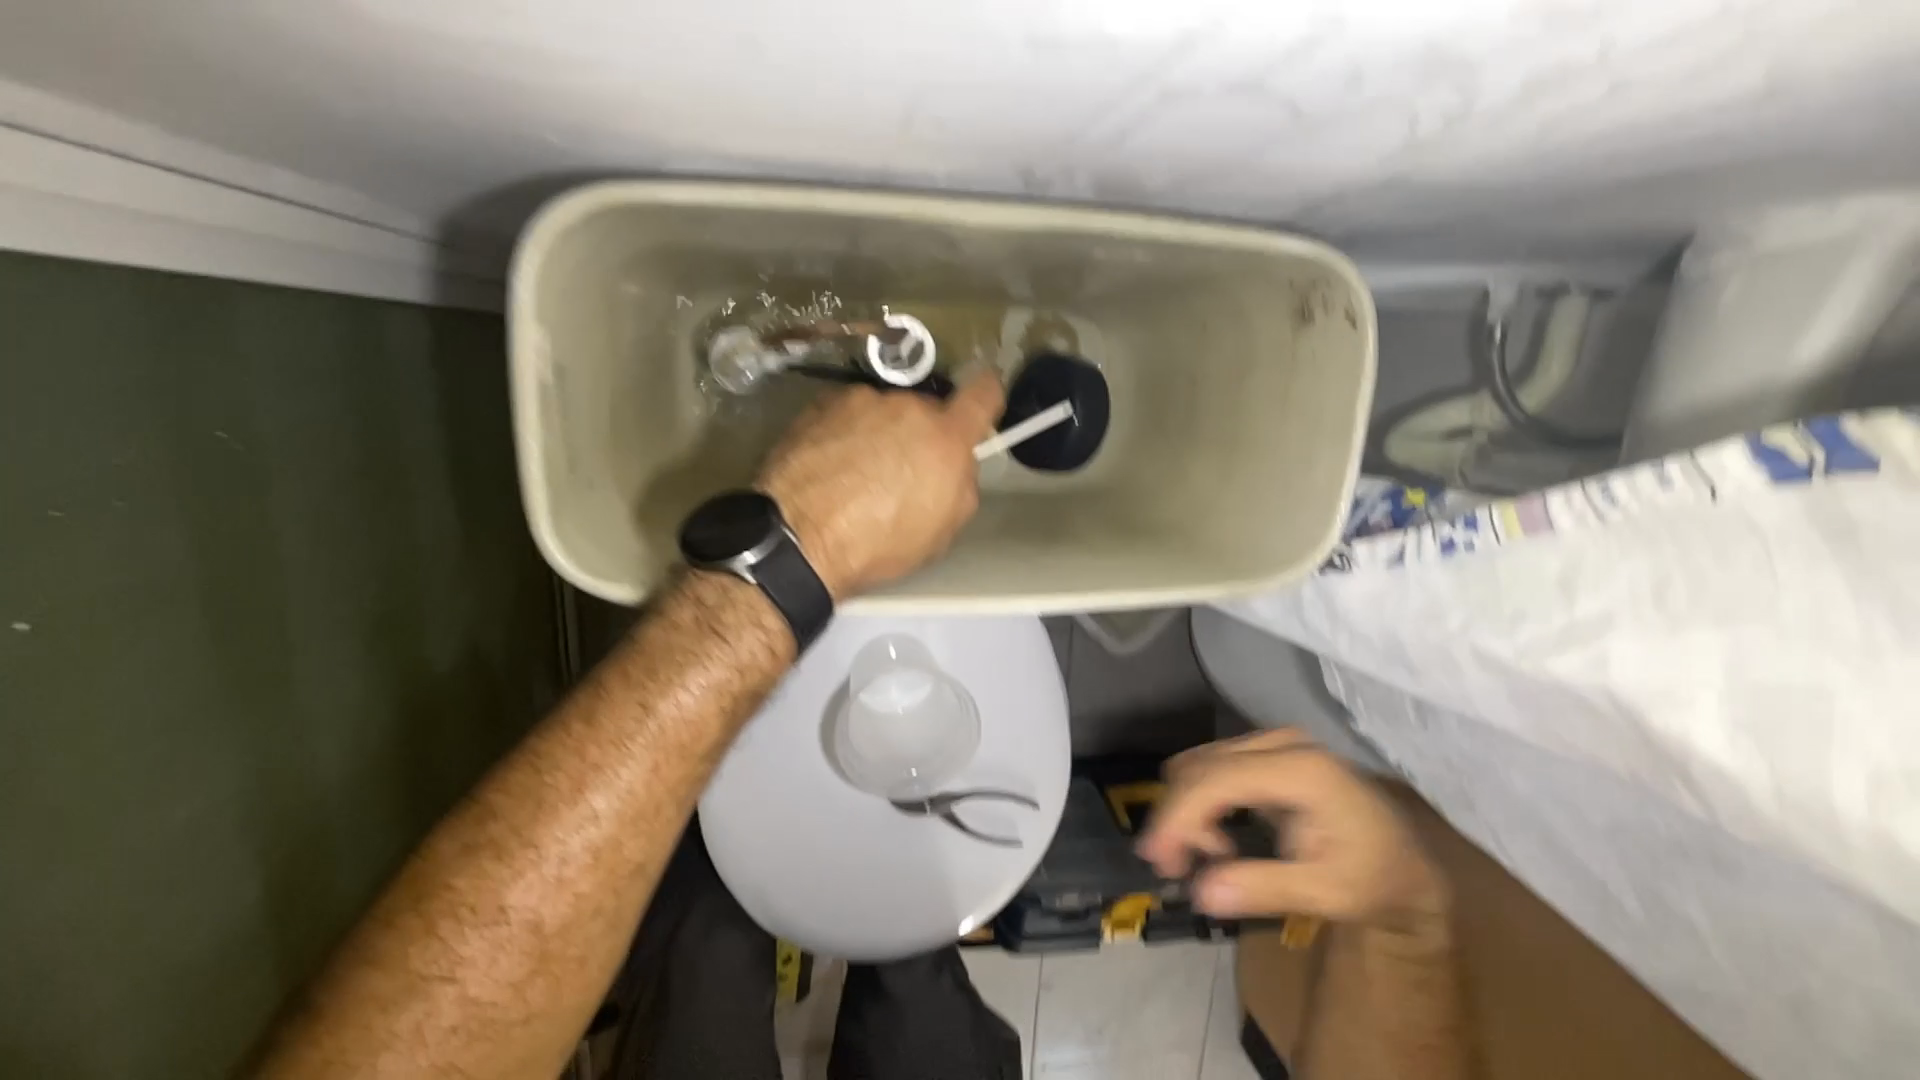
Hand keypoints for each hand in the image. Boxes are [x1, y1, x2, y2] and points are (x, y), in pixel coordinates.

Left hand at [757, 370, 1004, 598]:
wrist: (799, 538)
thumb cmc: (879, 544)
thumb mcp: (941, 531)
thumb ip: (961, 485)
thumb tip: (956, 466)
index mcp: (946, 438)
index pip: (983, 394)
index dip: (984, 399)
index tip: (976, 411)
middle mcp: (907, 407)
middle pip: (925, 410)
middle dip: (918, 435)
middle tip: (898, 472)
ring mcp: (861, 401)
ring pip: (883, 412)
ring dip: (878, 433)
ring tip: (854, 473)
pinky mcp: (821, 404)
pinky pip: (846, 414)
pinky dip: (843, 433)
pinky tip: (828, 465)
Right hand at [1137, 730, 1447, 935]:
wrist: (1405, 865)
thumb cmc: (1372, 880)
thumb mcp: (1328, 895)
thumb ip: (1265, 889)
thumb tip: (1202, 892)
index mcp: (1302, 771)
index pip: (1219, 779)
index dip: (1179, 815)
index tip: (1158, 858)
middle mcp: (1283, 743)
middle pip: (1201, 767)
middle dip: (1176, 816)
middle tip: (1171, 868)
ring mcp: (1273, 743)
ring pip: (1200, 764)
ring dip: (1186, 809)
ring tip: (1201, 856)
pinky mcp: (1266, 753)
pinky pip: (1212, 767)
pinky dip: (1200, 801)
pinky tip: (1217, 836)